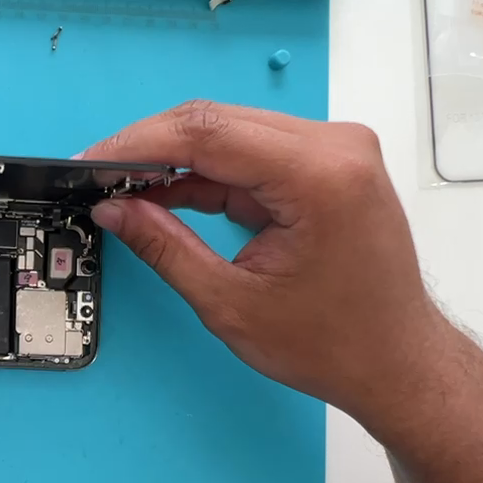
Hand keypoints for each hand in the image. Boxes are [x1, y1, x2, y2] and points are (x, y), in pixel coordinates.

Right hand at [83, 102, 462, 431]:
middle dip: (147, 147)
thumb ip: (165, 248)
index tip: (87, 162)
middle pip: (215, 122)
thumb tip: (111, 210)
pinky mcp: (322, 168)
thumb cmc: (324, 342)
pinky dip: (199, 174)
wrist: (394, 360)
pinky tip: (159, 195)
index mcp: (317, 175)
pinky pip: (246, 155)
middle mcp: (333, 146)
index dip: (137, 144)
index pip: (207, 134)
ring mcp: (331, 152)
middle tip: (94, 177)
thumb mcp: (228, 302)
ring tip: (119, 188)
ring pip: (228, 133)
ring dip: (170, 159)